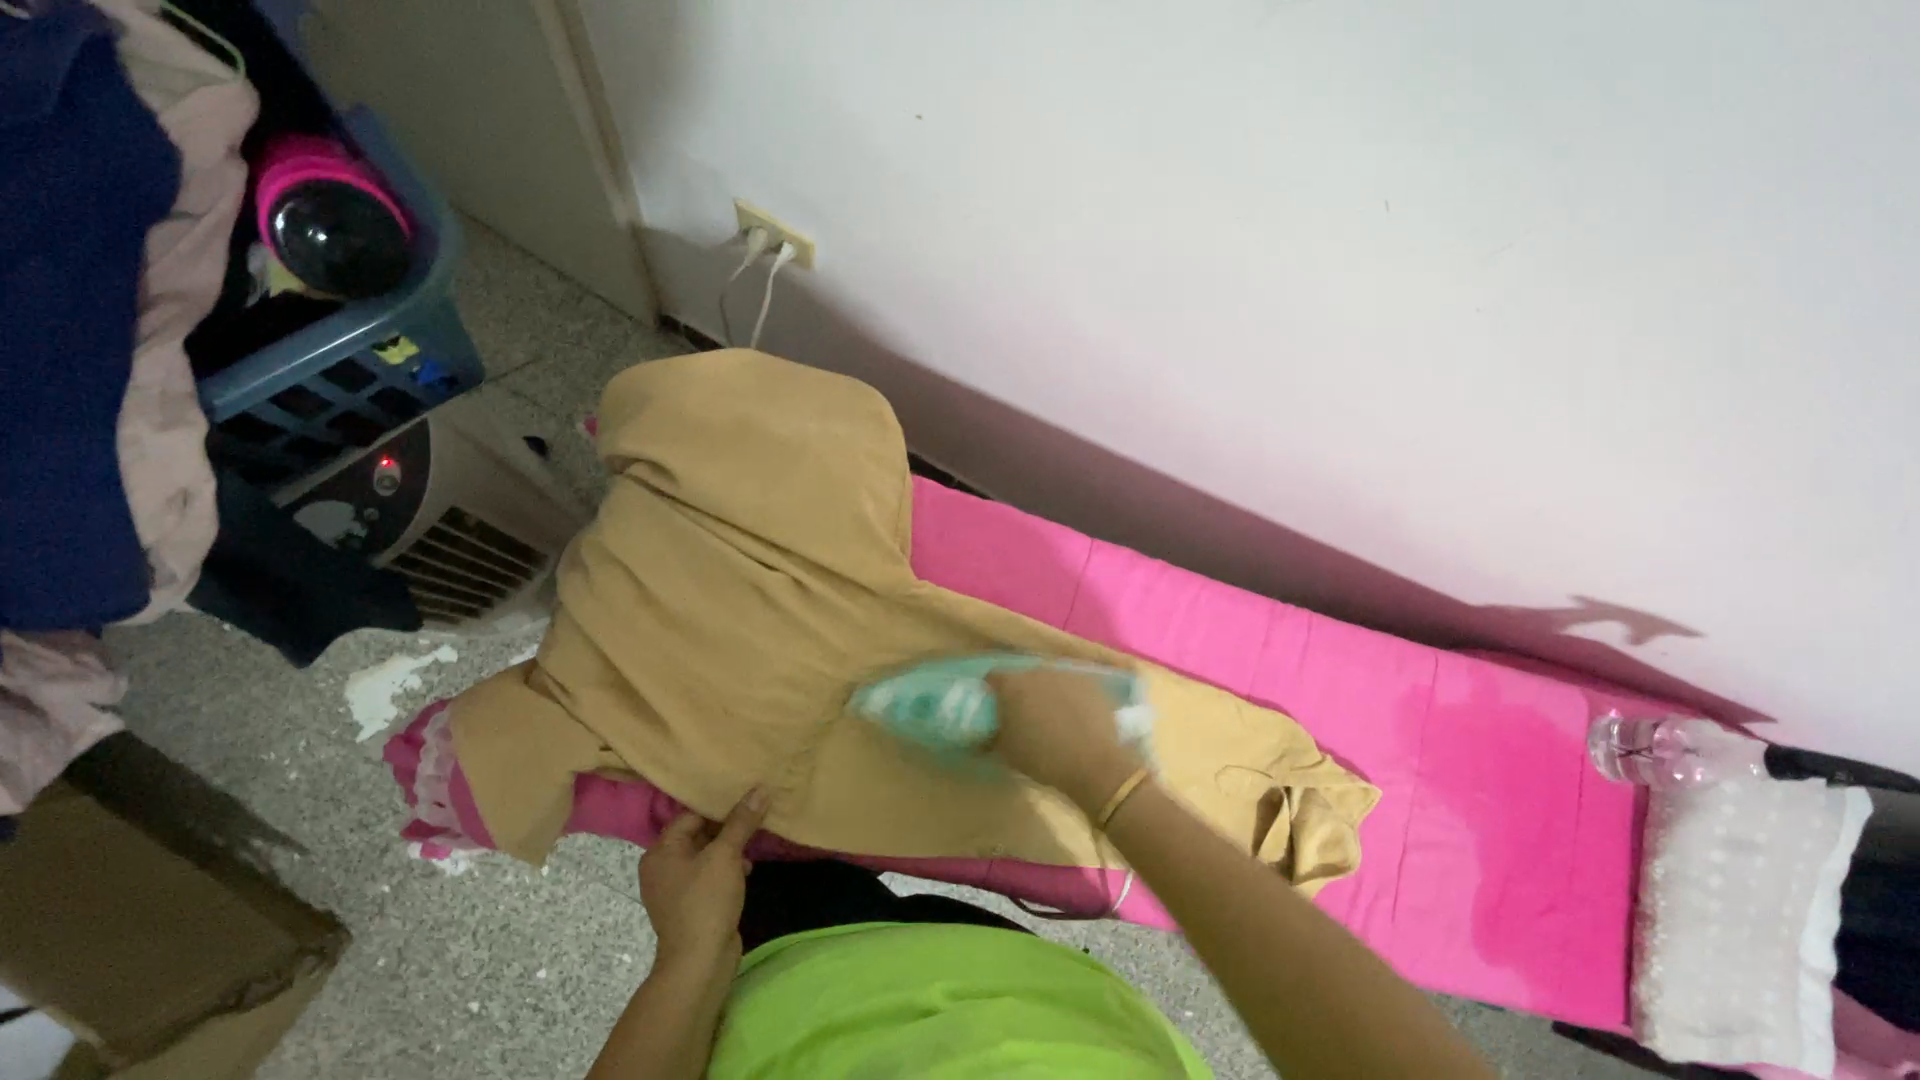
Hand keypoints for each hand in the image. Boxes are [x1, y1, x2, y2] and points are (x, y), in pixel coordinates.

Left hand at [639, 787, 769, 969]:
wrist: (699, 962)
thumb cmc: (706, 901)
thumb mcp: (726, 855)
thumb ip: (742, 822)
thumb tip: (760, 789)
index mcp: (661, 851)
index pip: (690, 815)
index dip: (718, 806)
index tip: (746, 796)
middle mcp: (662, 867)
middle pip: (697, 834)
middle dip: (726, 827)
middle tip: (755, 814)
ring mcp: (674, 889)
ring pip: (705, 856)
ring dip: (729, 848)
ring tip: (755, 841)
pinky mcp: (690, 905)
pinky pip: (708, 876)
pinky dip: (726, 869)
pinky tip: (747, 868)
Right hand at [987, 668, 1144, 814]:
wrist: (1093, 763)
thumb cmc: (1043, 758)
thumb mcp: (1007, 753)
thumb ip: (992, 737)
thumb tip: (985, 735)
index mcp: (1012, 685)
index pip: (993, 678)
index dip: (992, 691)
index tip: (995, 707)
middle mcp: (1038, 671)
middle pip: (1024, 677)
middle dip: (1023, 693)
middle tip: (1026, 716)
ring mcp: (1067, 674)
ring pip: (1051, 680)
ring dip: (1048, 693)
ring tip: (1055, 718)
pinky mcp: (1091, 682)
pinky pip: (1074, 686)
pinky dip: (1072, 697)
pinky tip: (1078, 717)